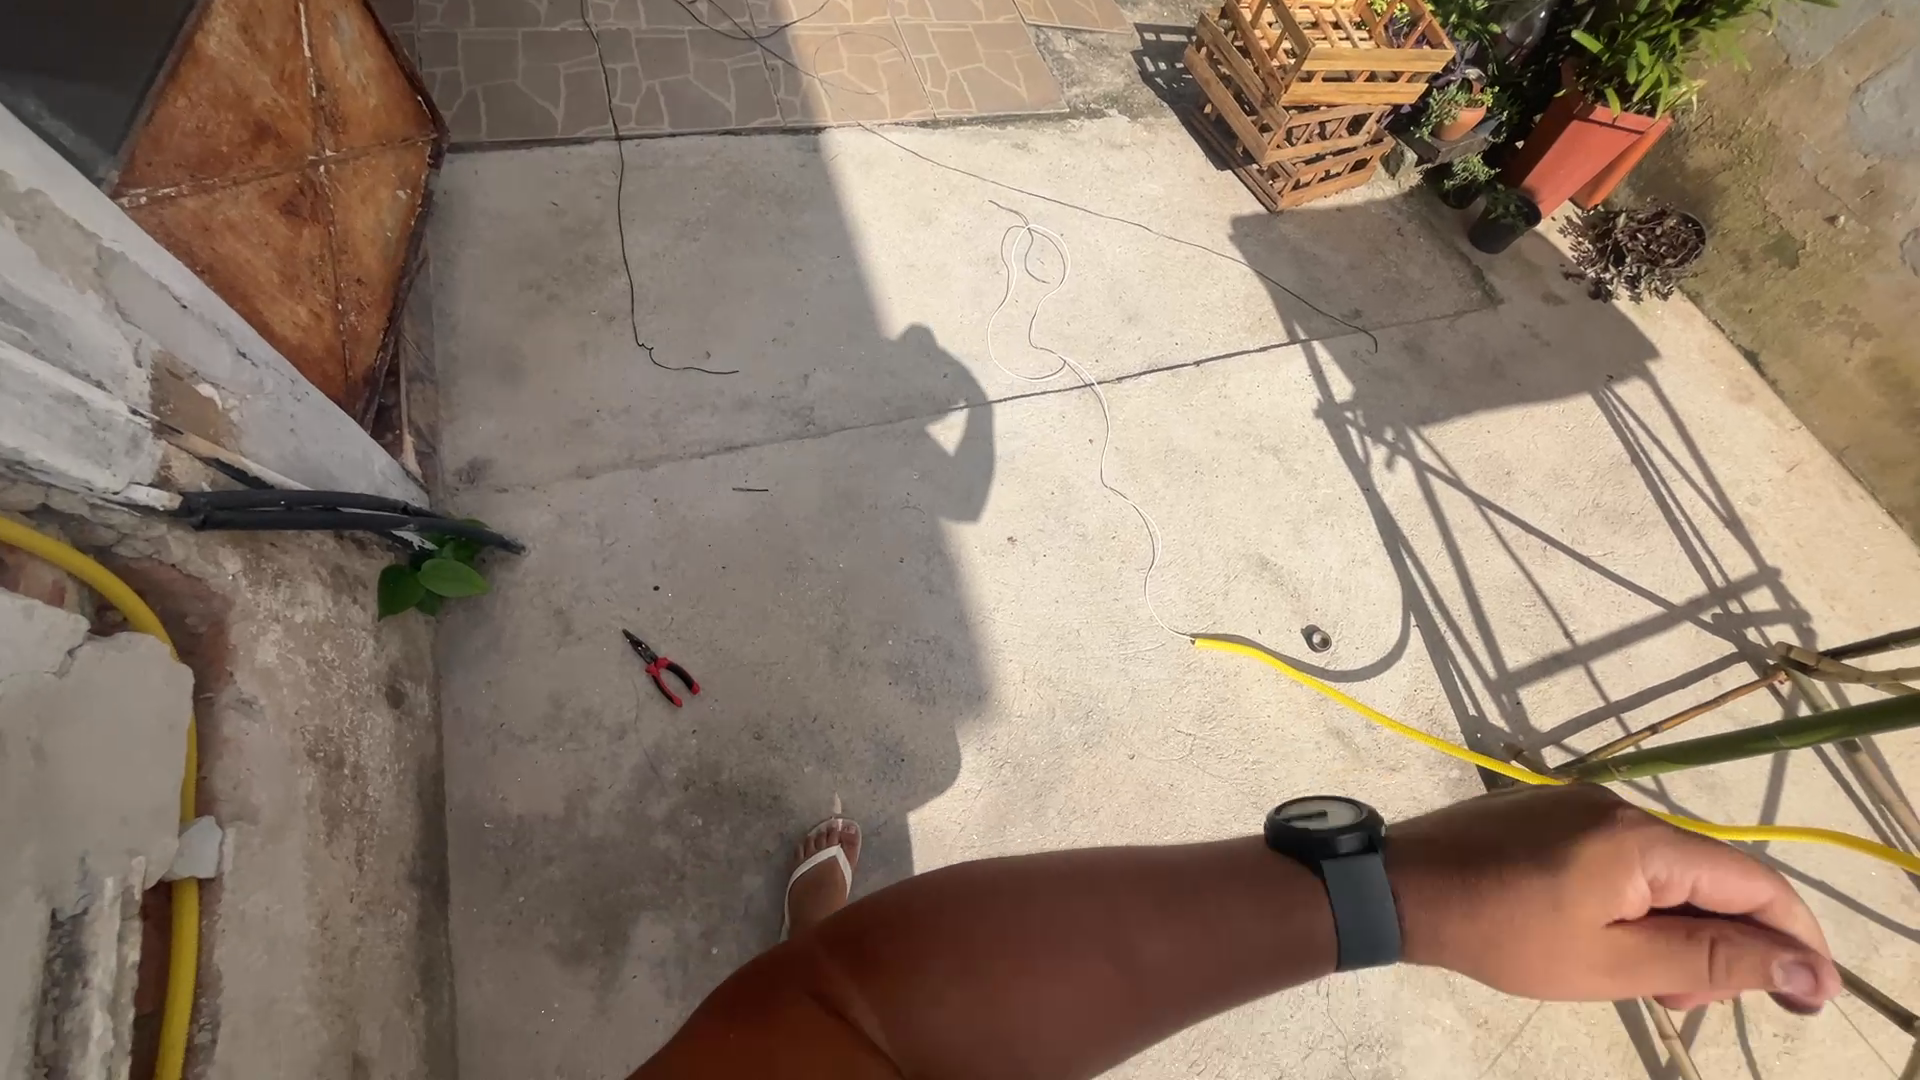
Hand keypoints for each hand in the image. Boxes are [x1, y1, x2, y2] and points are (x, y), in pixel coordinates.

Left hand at [1385, 783, 1839, 1012]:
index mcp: (1634, 836)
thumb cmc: (1501, 931)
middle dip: (1716, 942)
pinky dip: (1627, 899)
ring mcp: (1568, 801)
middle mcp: (1608, 804)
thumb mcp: (1614, 962)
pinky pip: (1613, 855)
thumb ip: (1712, 959)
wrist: (1399, 886)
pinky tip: (1600, 934)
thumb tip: (1802, 965)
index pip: (1755, 881)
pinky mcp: (1539, 810)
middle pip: (1707, 876)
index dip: (1795, 942)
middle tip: (1676, 997)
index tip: (1804, 1002)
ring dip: (1669, 926)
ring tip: (1633, 975)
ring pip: (1660, 869)